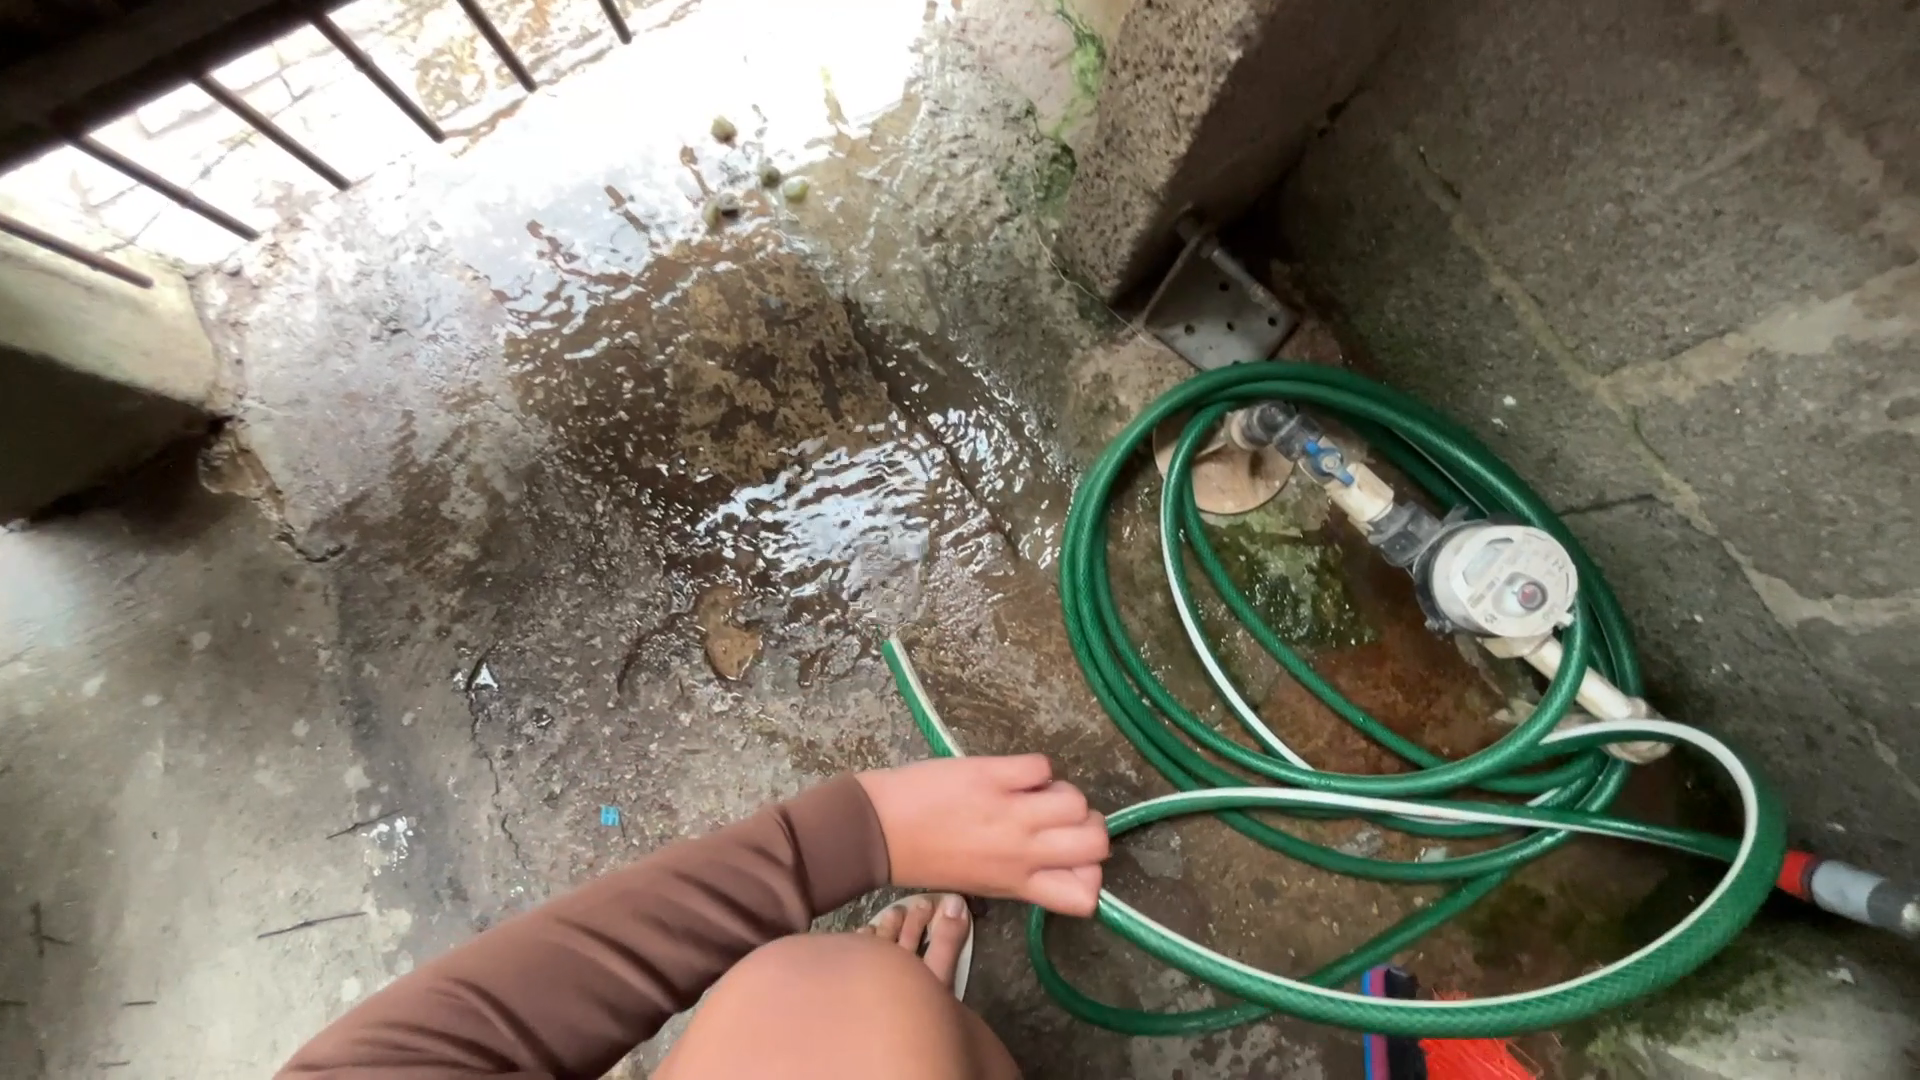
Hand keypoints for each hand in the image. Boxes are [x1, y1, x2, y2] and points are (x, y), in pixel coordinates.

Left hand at [856, 755, 1108, 915]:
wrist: (878, 830)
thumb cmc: (926, 859)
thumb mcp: (981, 883)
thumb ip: (1022, 874)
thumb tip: (1055, 851)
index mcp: (1019, 884)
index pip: (1086, 894)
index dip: (1088, 872)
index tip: (1068, 857)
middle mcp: (1021, 852)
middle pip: (1096, 843)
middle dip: (1087, 825)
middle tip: (1059, 818)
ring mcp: (1009, 812)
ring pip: (1077, 801)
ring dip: (1062, 792)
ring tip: (1035, 792)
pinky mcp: (991, 775)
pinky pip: (1041, 765)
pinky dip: (1035, 767)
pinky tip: (1013, 774)